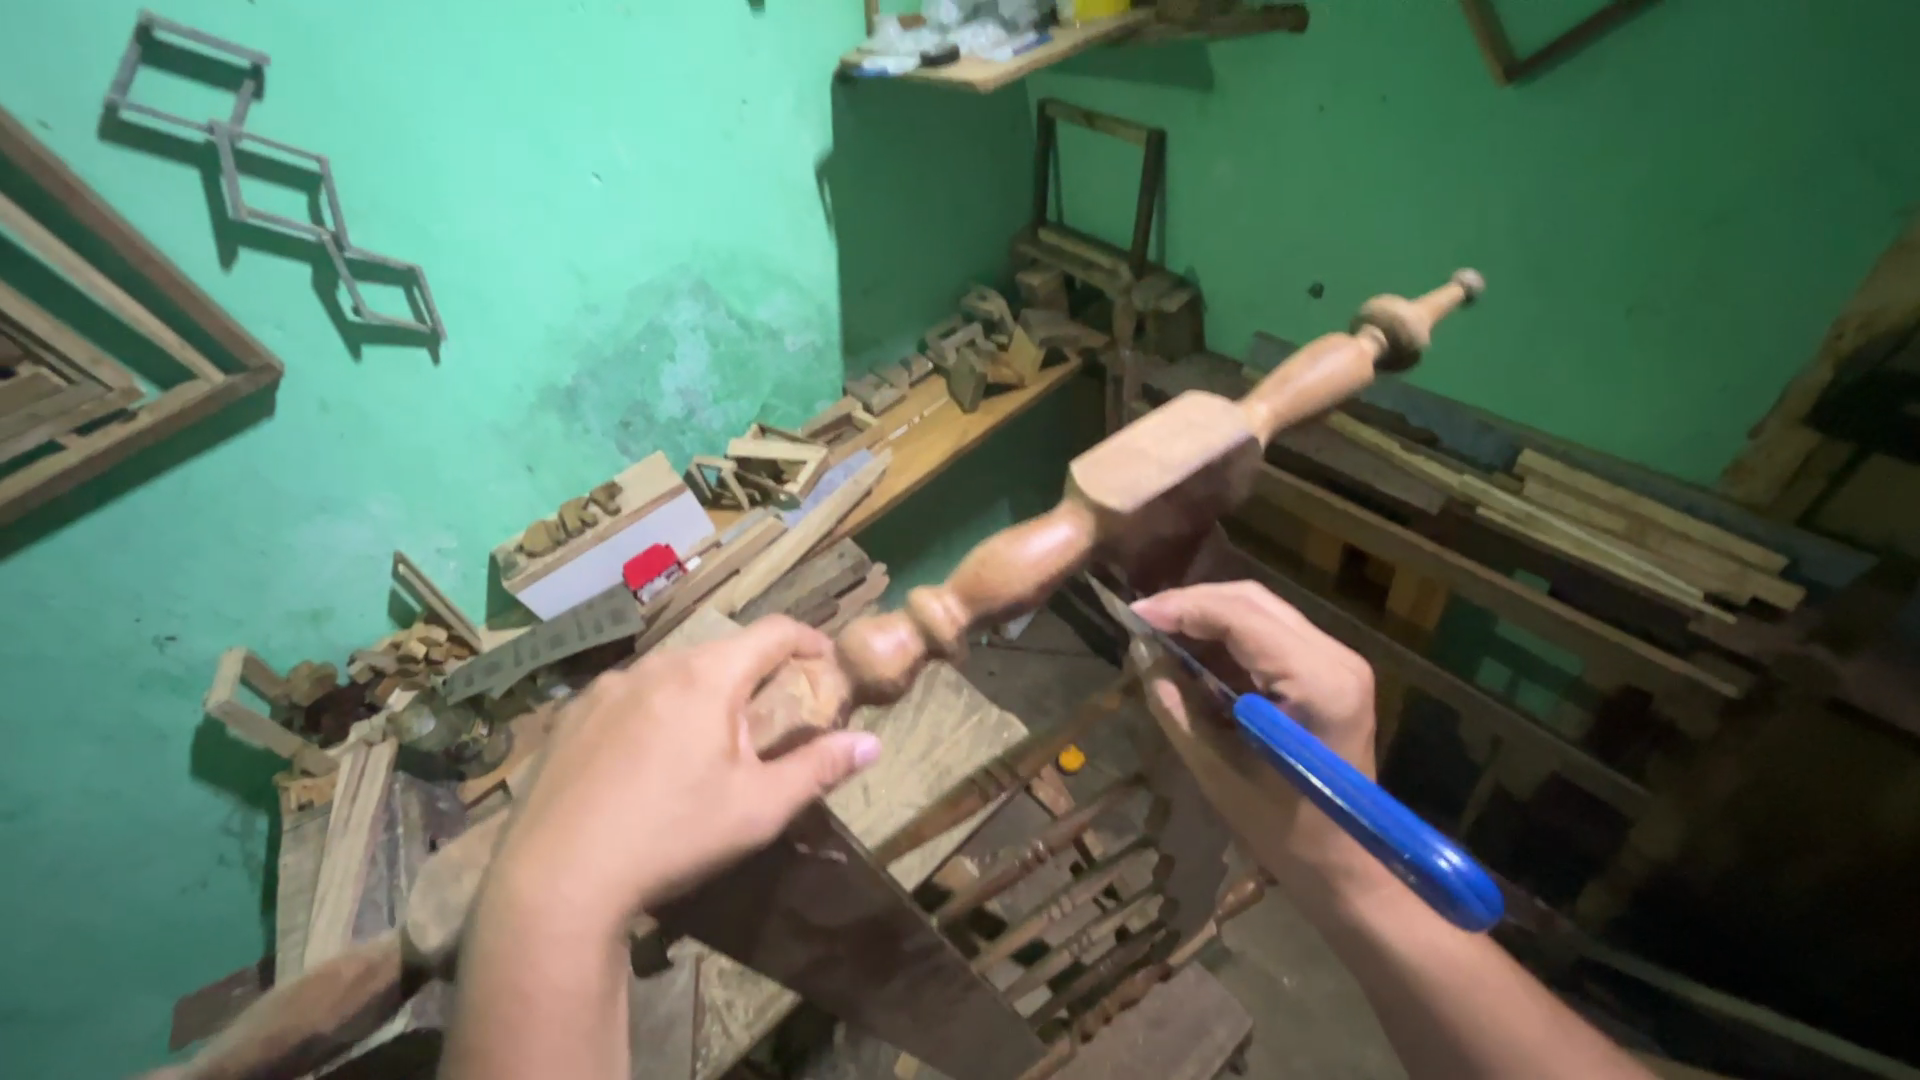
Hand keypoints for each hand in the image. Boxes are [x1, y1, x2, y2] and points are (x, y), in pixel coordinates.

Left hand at [488, 616, 882, 937]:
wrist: (554, 884)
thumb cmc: (672, 837)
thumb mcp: (759, 808)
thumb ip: (820, 767)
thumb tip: (874, 743)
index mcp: (708, 676)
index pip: (775, 631)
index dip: (809, 640)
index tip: (827, 664)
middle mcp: (657, 665)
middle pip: (724, 651)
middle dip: (757, 674)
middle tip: (772, 718)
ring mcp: (608, 688)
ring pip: (675, 672)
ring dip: (705, 691)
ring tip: (709, 742)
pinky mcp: (572, 716)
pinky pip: (632, 695)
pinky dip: (658, 709)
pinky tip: (649, 759)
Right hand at [1131, 581, 1384, 898]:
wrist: (1347, 866)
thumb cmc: (1283, 830)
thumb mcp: (1216, 769)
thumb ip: (1176, 704)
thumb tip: (1142, 653)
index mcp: (1317, 683)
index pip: (1240, 616)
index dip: (1181, 608)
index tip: (1133, 615)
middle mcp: (1336, 658)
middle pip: (1252, 600)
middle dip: (1192, 604)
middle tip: (1143, 620)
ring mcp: (1339, 663)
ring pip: (1261, 610)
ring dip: (1209, 615)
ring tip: (1160, 632)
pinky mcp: (1332, 673)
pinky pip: (1272, 633)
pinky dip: (1228, 634)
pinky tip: (1194, 650)